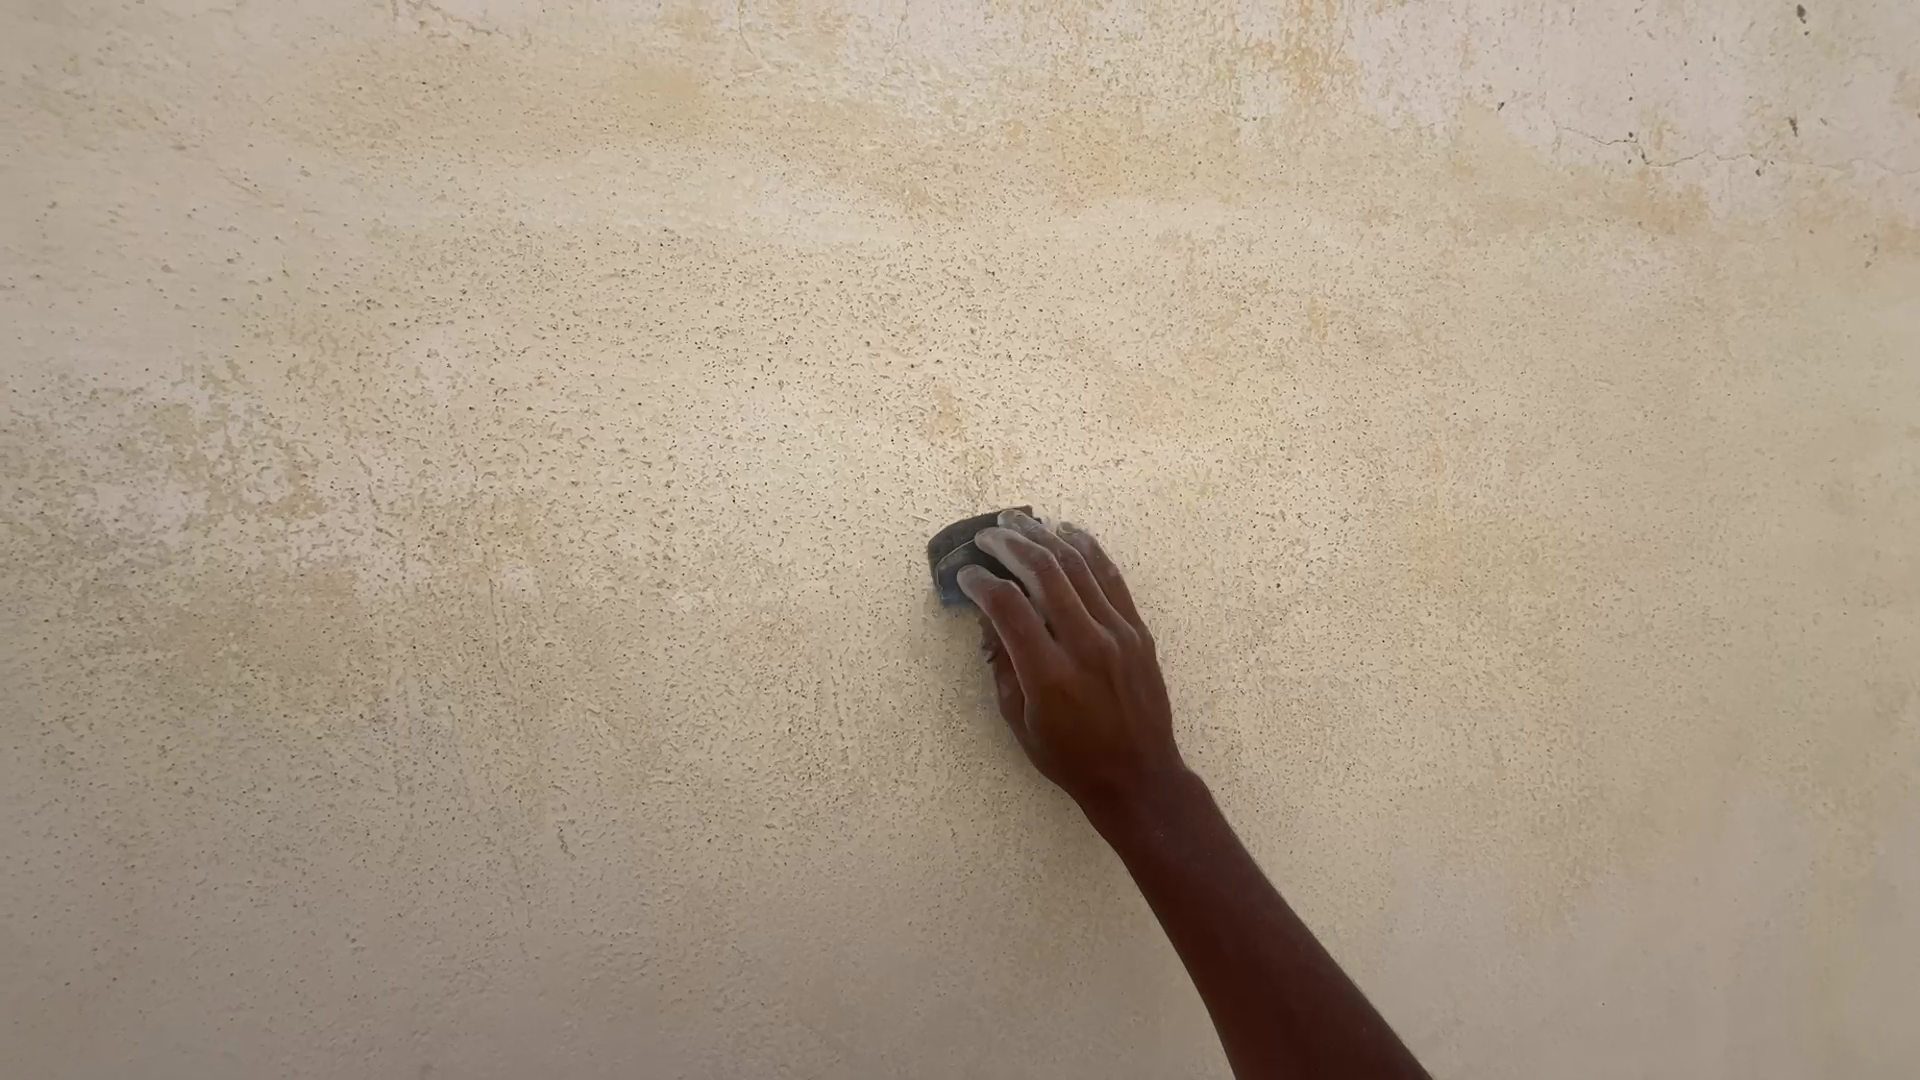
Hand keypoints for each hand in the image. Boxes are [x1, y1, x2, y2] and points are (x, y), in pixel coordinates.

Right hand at [958, 510, 1186, 810]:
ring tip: (1019, 521)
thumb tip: (988, 616)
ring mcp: (1118, 633)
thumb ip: (1001, 664)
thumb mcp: (1018, 720)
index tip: (966, 574)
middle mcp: (1085, 645)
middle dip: (1010, 544)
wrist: (1138, 776)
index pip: (1008, 607)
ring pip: (1078, 565)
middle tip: (988, 534)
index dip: (981, 583)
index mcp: (1049, 675)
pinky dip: (1087, 548)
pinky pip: (1111, 576)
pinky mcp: (1138, 630)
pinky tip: (1066, 531)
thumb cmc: (1069, 757)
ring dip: (1044, 536)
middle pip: (1044, 572)